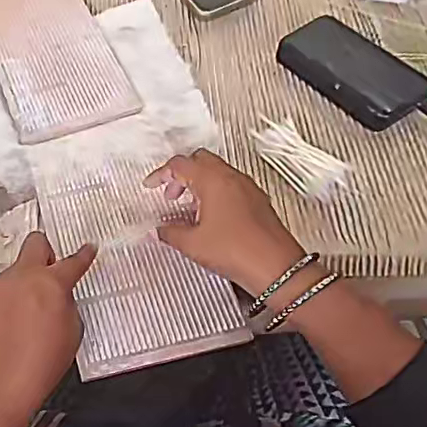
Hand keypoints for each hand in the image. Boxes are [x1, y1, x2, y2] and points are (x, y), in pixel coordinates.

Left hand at [0, 232, 95, 416]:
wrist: (5, 380)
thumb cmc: (43, 361)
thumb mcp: (72, 329)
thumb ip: (67, 301)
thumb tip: (60, 293)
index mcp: (52, 282)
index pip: (73, 261)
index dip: (83, 255)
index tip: (87, 250)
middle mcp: (23, 275)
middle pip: (36, 243)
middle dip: (47, 252)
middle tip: (52, 270)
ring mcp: (0, 284)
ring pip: (17, 268)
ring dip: (25, 279)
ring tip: (30, 310)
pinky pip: (2, 287)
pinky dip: (9, 296)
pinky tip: (14, 319)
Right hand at [149, 149, 308, 293]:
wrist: (274, 266)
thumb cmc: (237, 250)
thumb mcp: (192, 243)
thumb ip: (170, 232)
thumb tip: (160, 229)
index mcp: (213, 181)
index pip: (180, 164)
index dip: (161, 174)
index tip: (152, 185)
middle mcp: (232, 178)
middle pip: (200, 160)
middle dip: (180, 175)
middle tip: (170, 195)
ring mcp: (247, 187)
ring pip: (217, 172)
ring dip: (198, 184)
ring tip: (187, 209)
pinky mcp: (256, 200)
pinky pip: (231, 185)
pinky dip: (214, 192)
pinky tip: (208, 216)